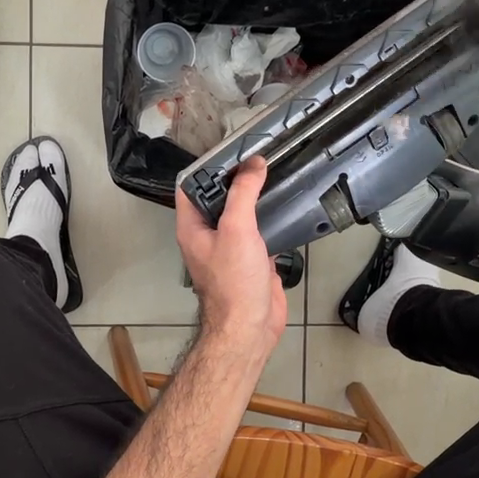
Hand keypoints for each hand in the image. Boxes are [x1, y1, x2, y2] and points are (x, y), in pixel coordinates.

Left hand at [175, 158, 286, 353]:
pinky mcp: (253, 258)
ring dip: (256, 196)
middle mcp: (209, 234)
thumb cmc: (233, 284)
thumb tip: (253, 165)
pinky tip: (287, 203)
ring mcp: (231, 247)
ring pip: (242, 213)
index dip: (207, 167)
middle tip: (258, 156)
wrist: (250, 327)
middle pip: (219, 197)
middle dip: (236, 178)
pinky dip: (272, 217)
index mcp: (193, 227)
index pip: (191, 186)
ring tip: (274, 172)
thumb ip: (243, 194)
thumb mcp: (236, 229)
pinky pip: (261, 231)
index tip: (231, 150)